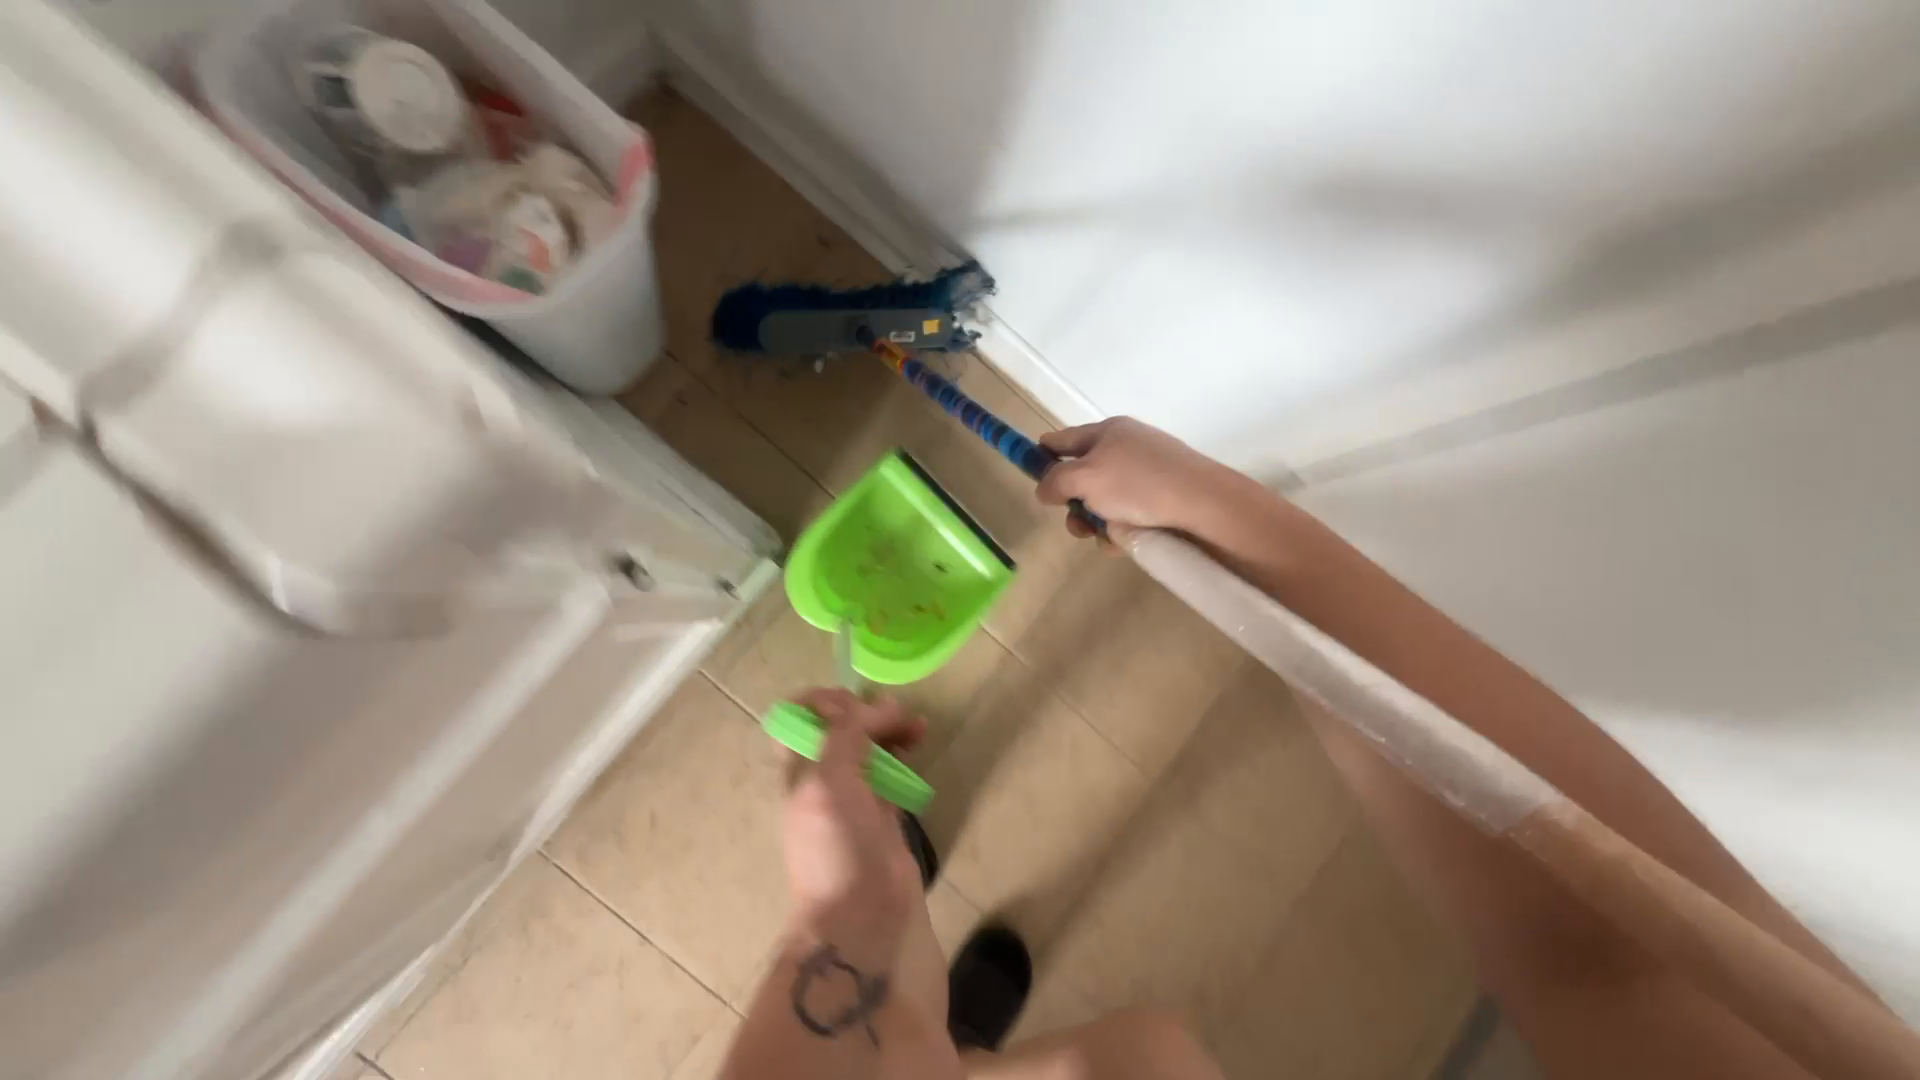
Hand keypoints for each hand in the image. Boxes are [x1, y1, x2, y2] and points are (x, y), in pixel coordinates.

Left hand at [781, 689, 927, 954]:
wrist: (860, 913)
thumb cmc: (835, 844)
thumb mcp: (828, 779)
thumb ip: (848, 733)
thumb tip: (882, 706)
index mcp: (798, 767)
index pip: (799, 716)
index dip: (825, 700)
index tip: (854, 703)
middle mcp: (823, 775)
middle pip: (840, 725)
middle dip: (866, 709)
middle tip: (893, 713)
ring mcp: (855, 793)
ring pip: (870, 743)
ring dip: (890, 726)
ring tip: (917, 726)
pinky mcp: (884, 810)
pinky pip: (892, 768)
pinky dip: (905, 751)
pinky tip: (919, 744)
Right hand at [1035, 417, 1248, 541]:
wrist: (1203, 505)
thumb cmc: (1139, 484)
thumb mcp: (1085, 477)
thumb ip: (1055, 481)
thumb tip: (1044, 489)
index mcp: (1107, 432)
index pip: (1062, 439)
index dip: (1042, 455)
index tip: (1031, 477)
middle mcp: (1125, 450)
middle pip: (1081, 478)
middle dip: (1073, 504)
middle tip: (1077, 523)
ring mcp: (1145, 476)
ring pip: (1102, 503)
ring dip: (1095, 523)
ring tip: (1106, 536)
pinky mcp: (1161, 501)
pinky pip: (1126, 517)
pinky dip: (1119, 531)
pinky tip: (1124, 542)